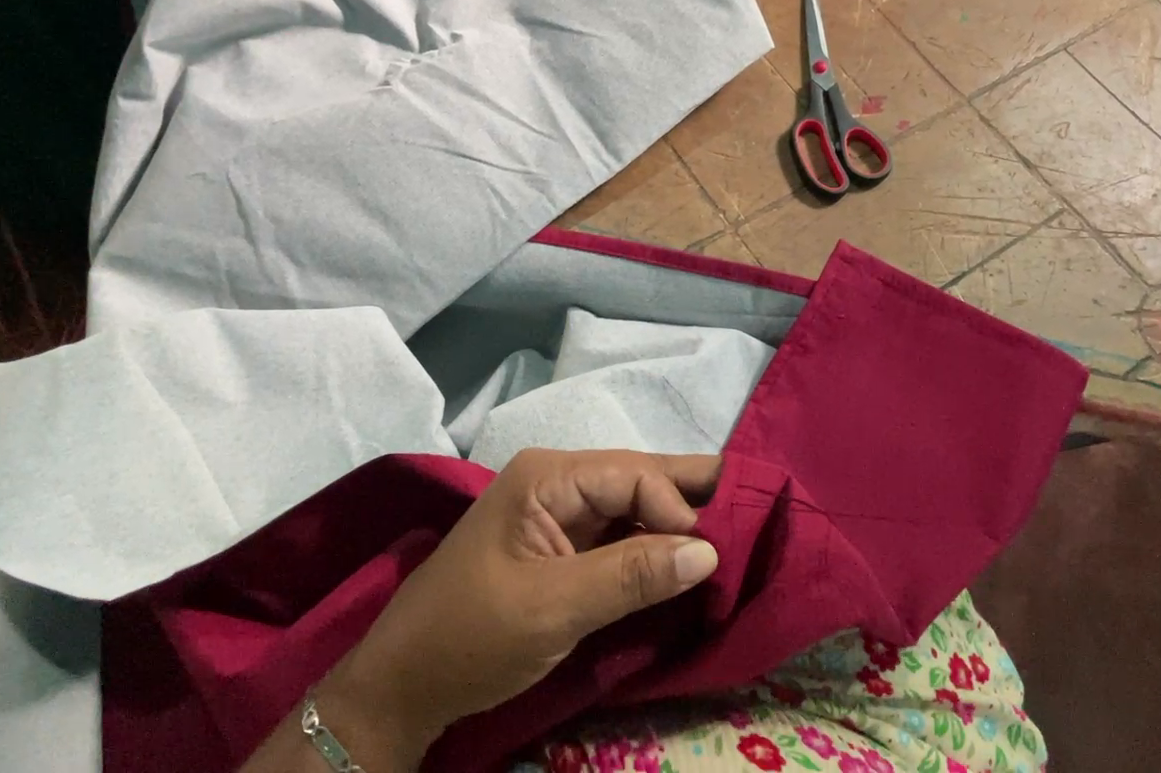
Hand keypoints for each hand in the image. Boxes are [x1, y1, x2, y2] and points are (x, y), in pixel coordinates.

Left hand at [307, 449, 721, 768]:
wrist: (406, 683)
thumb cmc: (472, 636)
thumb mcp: (553, 607)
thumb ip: (631, 574)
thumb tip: (708, 551)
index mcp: (548, 476)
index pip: (633, 475)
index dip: (676, 508)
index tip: (709, 558)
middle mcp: (558, 481)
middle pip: (639, 479)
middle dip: (690, 497)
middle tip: (754, 510)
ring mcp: (559, 513)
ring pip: (634, 506)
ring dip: (676, 526)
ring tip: (733, 536)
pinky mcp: (562, 546)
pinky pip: (620, 535)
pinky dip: (654, 548)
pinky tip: (687, 561)